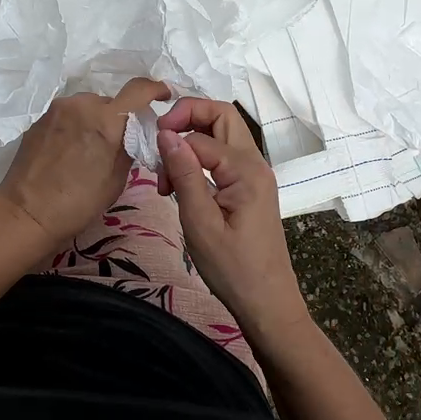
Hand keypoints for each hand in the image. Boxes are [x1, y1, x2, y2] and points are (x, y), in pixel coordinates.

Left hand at [0, 77, 170, 255]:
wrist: (26, 212)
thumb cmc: (78, 203)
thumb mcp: (116, 180)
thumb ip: (128, 147)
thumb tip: (132, 132)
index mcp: (106, 120)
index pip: (138, 90)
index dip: (155, 89)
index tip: (164, 95)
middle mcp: (82, 105)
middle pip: (109, 102)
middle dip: (117, 118)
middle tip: (116, 144)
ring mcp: (57, 109)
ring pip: (86, 107)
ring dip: (93, 121)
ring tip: (89, 151)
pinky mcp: (40, 118)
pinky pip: (67, 116)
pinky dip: (74, 127)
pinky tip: (68, 152)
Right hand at [156, 97, 306, 334]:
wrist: (268, 305)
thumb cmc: (232, 269)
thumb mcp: (200, 223)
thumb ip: (184, 174)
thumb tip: (165, 133)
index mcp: (245, 170)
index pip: (200, 136)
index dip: (172, 142)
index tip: (152, 168)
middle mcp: (255, 162)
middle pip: (221, 114)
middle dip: (187, 115)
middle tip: (161, 138)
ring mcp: (255, 173)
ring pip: (222, 131)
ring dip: (192, 135)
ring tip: (169, 170)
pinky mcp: (250, 185)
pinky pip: (223, 153)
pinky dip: (200, 154)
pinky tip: (183, 182)